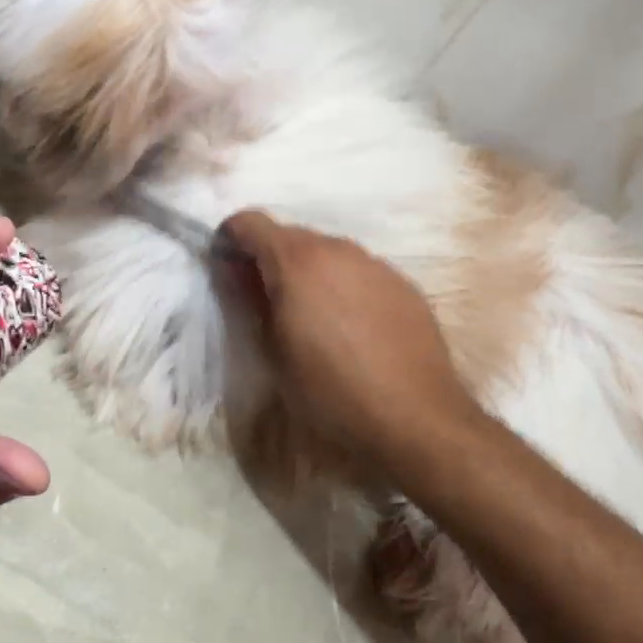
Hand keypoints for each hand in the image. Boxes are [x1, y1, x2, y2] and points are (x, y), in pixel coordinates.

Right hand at [221, 210, 476, 467]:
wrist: (416, 420)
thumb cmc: (328, 388)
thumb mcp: (270, 348)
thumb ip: (247, 298)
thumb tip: (232, 269)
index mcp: (296, 260)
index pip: (249, 222)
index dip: (230, 240)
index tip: (226, 269)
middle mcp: (337, 249)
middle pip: (290, 235)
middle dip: (270, 259)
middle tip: (266, 301)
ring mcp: (376, 265)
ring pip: (328, 253)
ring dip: (310, 273)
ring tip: (312, 318)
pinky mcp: (405, 286)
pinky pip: (360, 273)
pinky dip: (344, 287)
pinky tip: (352, 329)